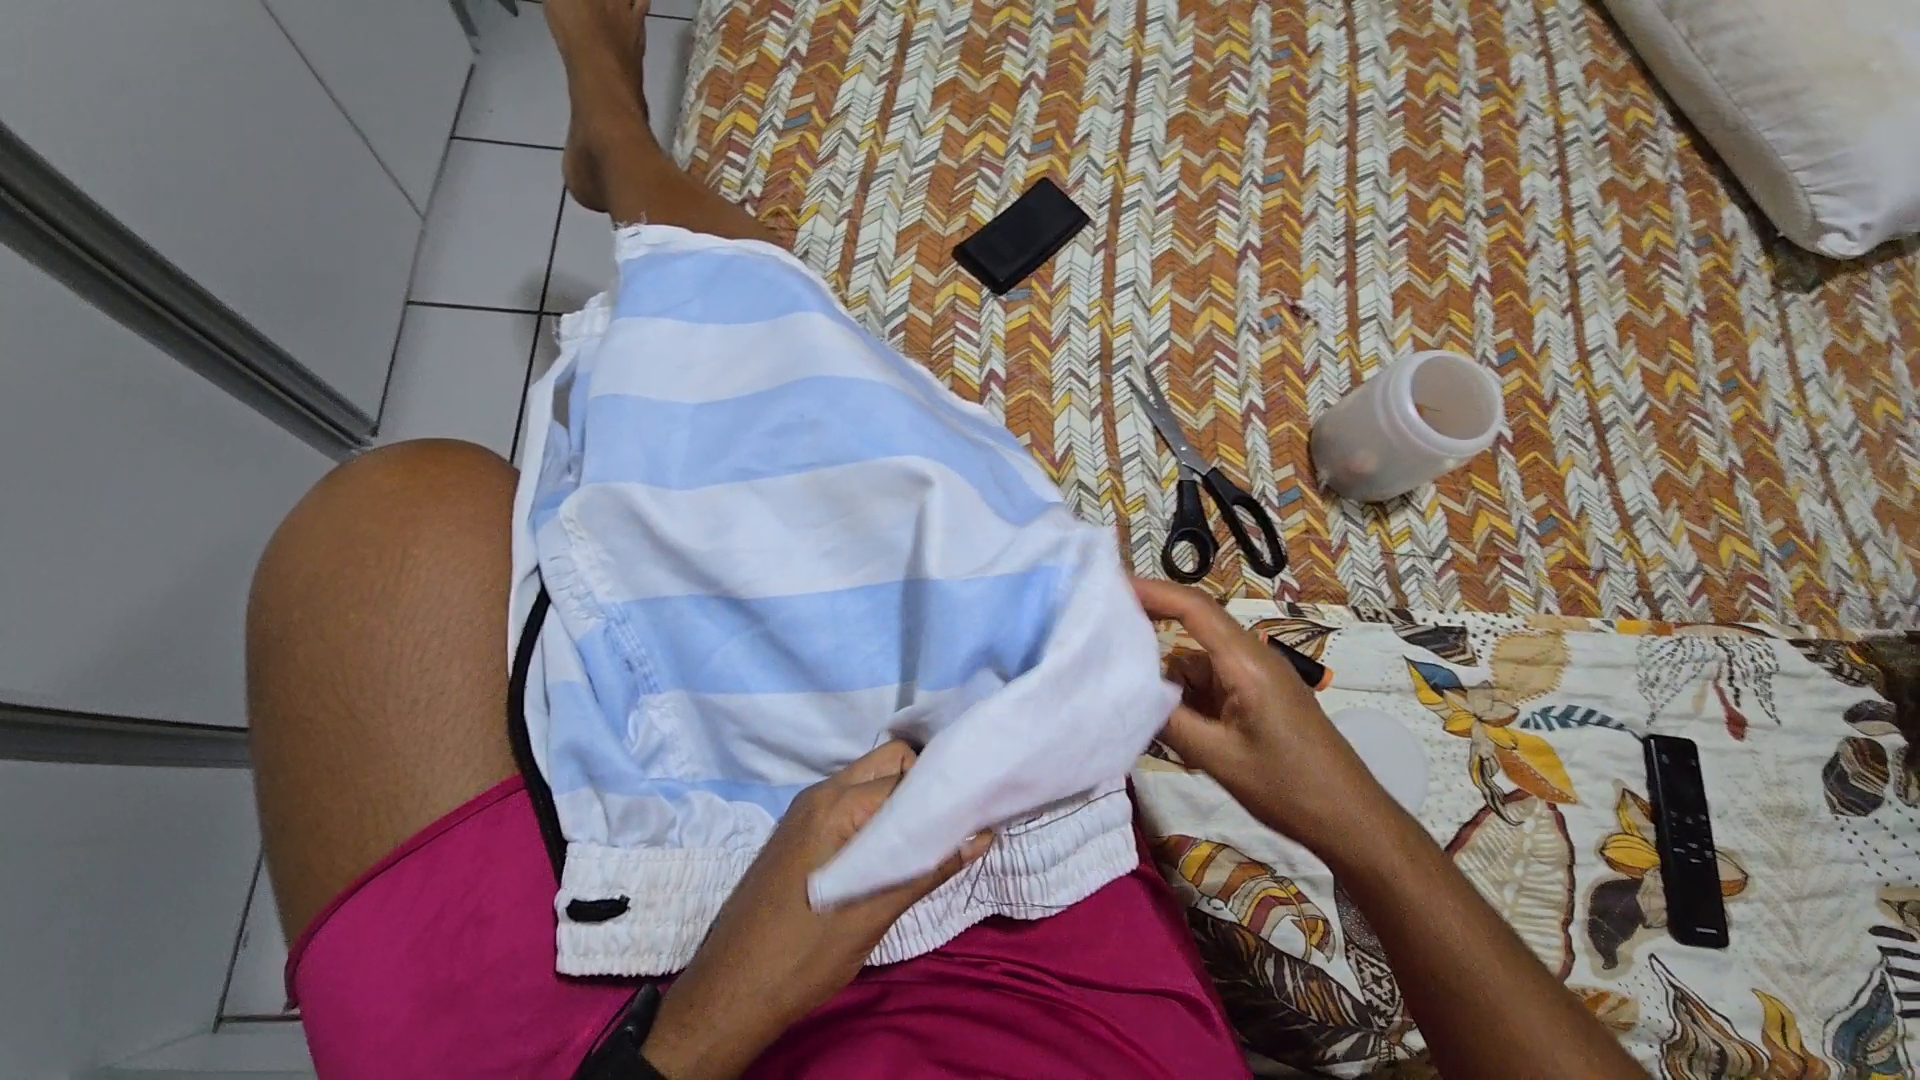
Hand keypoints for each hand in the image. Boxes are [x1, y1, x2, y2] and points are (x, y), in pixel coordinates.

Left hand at [640, 741, 990, 1079]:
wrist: (727, 995)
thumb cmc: (801, 957)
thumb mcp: (871, 917)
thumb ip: (926, 869)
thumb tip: (980, 835)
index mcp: (836, 806)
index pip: (906, 777)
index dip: (944, 792)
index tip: (976, 811)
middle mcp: (819, 795)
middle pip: (887, 764)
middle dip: (923, 787)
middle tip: (953, 825)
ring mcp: (805, 812)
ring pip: (868, 783)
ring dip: (899, 804)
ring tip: (930, 840)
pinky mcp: (799, 833)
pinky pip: (849, 805)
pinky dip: (876, 817)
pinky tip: (892, 853)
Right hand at [1133, 577, 1397, 855]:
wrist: (1351, 820)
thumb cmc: (1289, 786)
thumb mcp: (1218, 758)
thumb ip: (1168, 722)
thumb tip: (1125, 694)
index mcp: (1246, 662)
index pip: (1193, 608)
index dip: (1150, 591)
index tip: (1108, 585)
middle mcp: (1251, 660)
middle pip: (1190, 635)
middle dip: (1150, 643)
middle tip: (1104, 656)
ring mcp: (1256, 679)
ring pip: (1196, 666)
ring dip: (1170, 686)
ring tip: (1142, 718)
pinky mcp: (1257, 699)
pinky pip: (1211, 686)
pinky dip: (1187, 702)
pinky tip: (1173, 732)